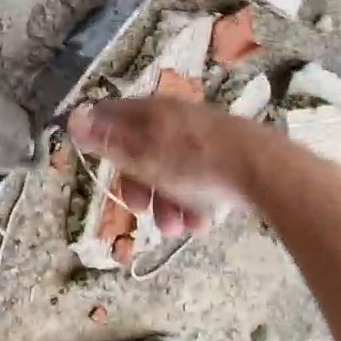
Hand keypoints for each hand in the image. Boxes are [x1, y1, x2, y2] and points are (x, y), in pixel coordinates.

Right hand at [68, 98, 274, 236]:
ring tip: (177, 229)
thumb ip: (105, 140)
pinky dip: (197, 201)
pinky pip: (203, 179)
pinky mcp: (232, 157)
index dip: (98, 140)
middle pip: (141, 149)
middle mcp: (174, 118)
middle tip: (141, 211)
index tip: (99, 166)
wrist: (270, 173)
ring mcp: (204, 137)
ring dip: (168, 202)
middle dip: (139, 185)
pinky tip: (202, 223)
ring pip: (172, 170)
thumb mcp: (140, 155)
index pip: (109, 116)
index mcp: (149, 111)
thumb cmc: (193, 163)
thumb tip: (70, 119)